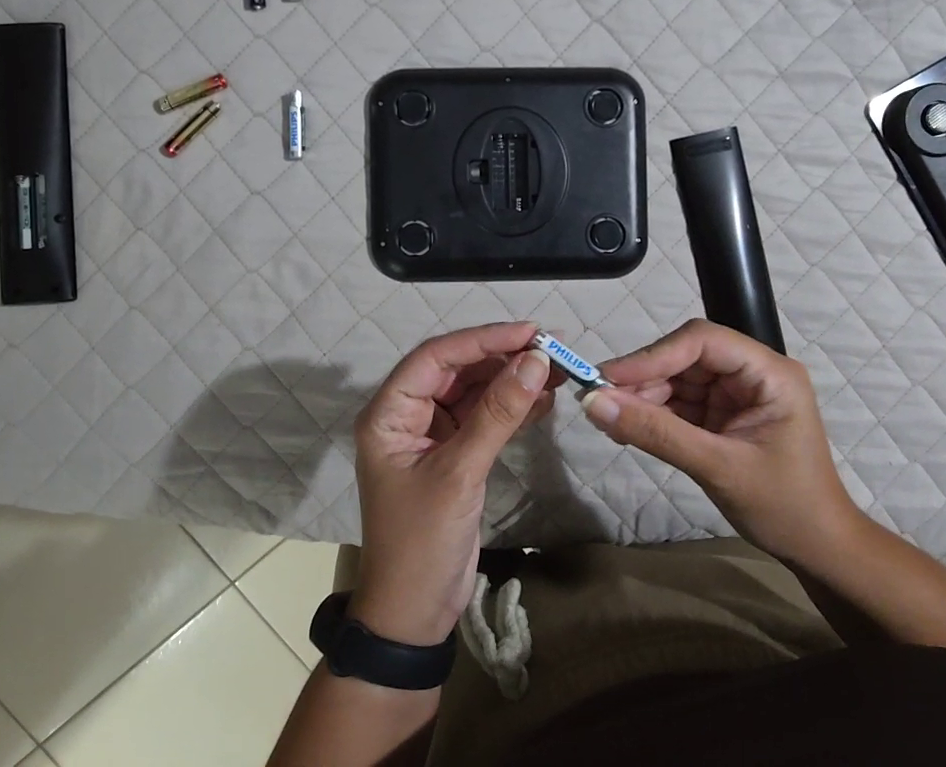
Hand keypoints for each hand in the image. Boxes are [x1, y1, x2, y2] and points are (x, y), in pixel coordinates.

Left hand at [350, 322, 558, 645]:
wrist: (414, 612)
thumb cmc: (422, 541)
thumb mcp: (459, 474)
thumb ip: (497, 415)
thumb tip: (535, 361)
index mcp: (388, 414)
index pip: (435, 358)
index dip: (482, 339)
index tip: (530, 333)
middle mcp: (406, 417)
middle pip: (456, 371)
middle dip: (501, 358)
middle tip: (552, 349)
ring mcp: (431, 438)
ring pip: (473, 394)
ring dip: (511, 382)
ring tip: (556, 372)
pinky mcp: (454, 457)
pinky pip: (483, 420)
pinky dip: (512, 410)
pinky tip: (544, 402)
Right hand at [586, 319, 855, 562]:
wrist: (817, 549)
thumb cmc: (783, 506)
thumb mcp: (717, 468)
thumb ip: (657, 433)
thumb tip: (593, 403)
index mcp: (770, 373)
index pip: (703, 341)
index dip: (653, 355)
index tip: (609, 378)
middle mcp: (753, 374)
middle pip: (686, 357)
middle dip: (644, 377)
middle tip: (599, 401)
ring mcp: (737, 395)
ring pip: (678, 379)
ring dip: (643, 397)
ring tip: (608, 418)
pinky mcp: (723, 416)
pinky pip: (680, 403)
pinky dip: (653, 414)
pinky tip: (626, 426)